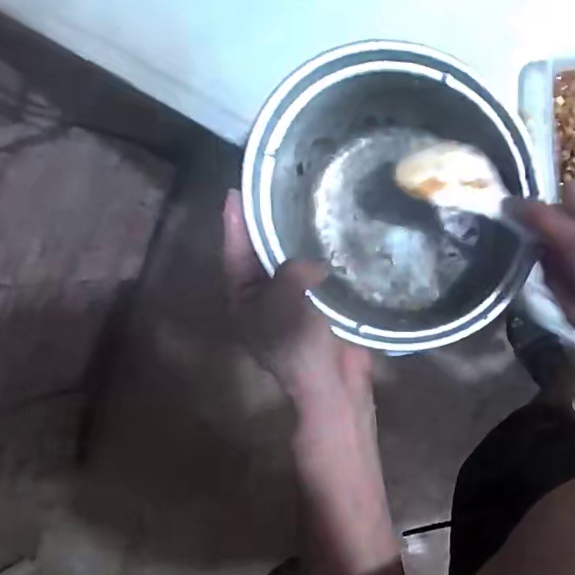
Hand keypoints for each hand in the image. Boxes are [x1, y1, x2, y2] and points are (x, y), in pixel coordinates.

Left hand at [222, 190, 370, 402]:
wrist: (334, 384)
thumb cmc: (299, 348)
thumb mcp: (284, 304)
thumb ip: (291, 271)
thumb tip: (316, 262)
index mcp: (245, 298)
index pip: (236, 251)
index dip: (236, 221)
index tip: (238, 191)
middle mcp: (265, 297)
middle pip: (264, 253)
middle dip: (270, 225)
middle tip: (278, 190)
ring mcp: (295, 302)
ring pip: (294, 262)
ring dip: (301, 240)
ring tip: (310, 207)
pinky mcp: (323, 306)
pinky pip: (320, 274)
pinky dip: (326, 257)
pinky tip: (338, 238)